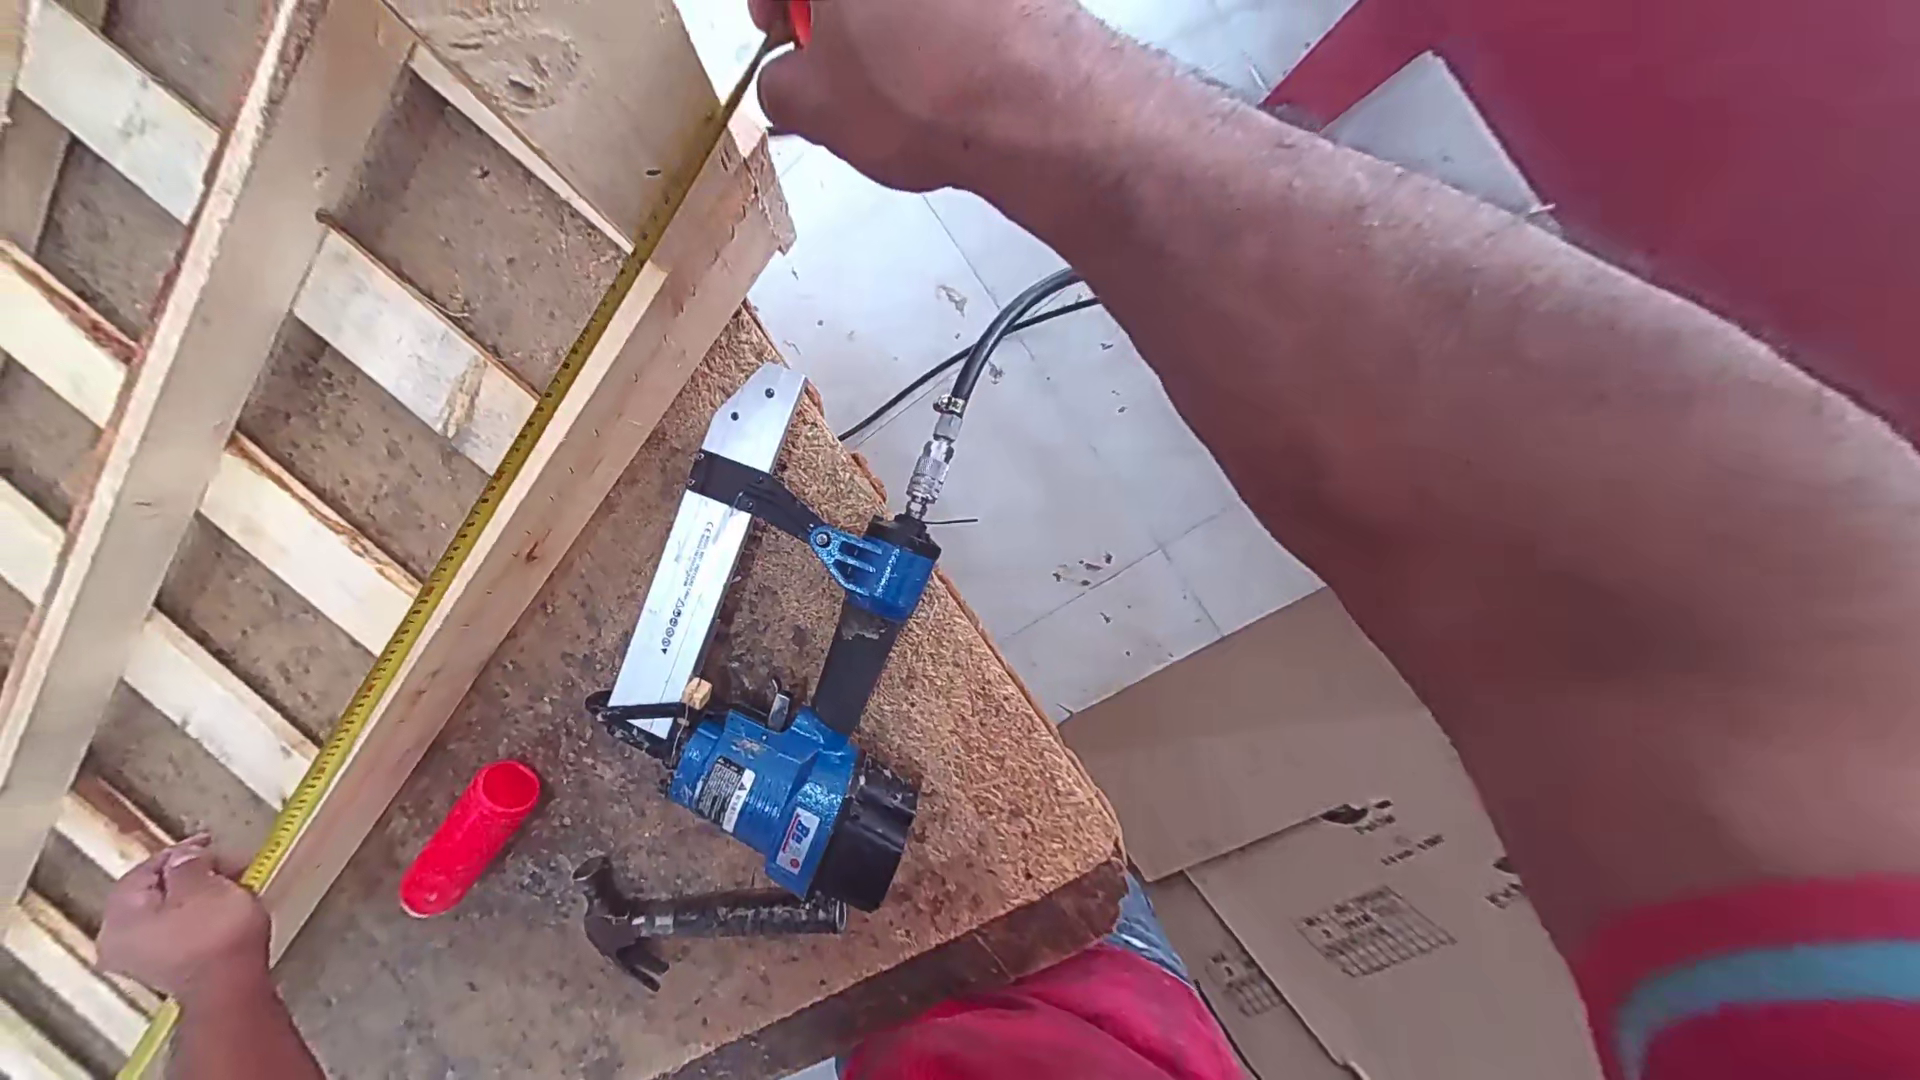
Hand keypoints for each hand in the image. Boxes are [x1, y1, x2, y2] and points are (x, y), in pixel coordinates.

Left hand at [97, 835, 271, 1002]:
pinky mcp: (163, 963)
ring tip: (232, 882)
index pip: (139, 874)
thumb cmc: (216, 929)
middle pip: (149, 894)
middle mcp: (117, 940)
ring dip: (196, 890)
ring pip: (163, 910)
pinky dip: (197, 909)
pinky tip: (223, 907)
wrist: (227, 978)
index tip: (210, 840)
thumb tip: (183, 855)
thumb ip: (189, 866)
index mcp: (120, 920)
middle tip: (227, 862)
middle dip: (189, 872)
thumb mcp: (205, 887)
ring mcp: (138, 956)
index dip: (174, 852)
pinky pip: (174, 926)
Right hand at [748, 0, 1099, 191]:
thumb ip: (780, 88)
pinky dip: (924, 33)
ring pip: (894, 3)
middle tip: (830, 67)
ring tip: (886, 88)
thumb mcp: (814, 107)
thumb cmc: (911, 90)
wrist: (1017, 99)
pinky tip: (930, 79)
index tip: (775, 31)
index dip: (770, 2)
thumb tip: (785, 88)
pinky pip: (941, 15)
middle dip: (827, 15)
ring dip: (876, 27)